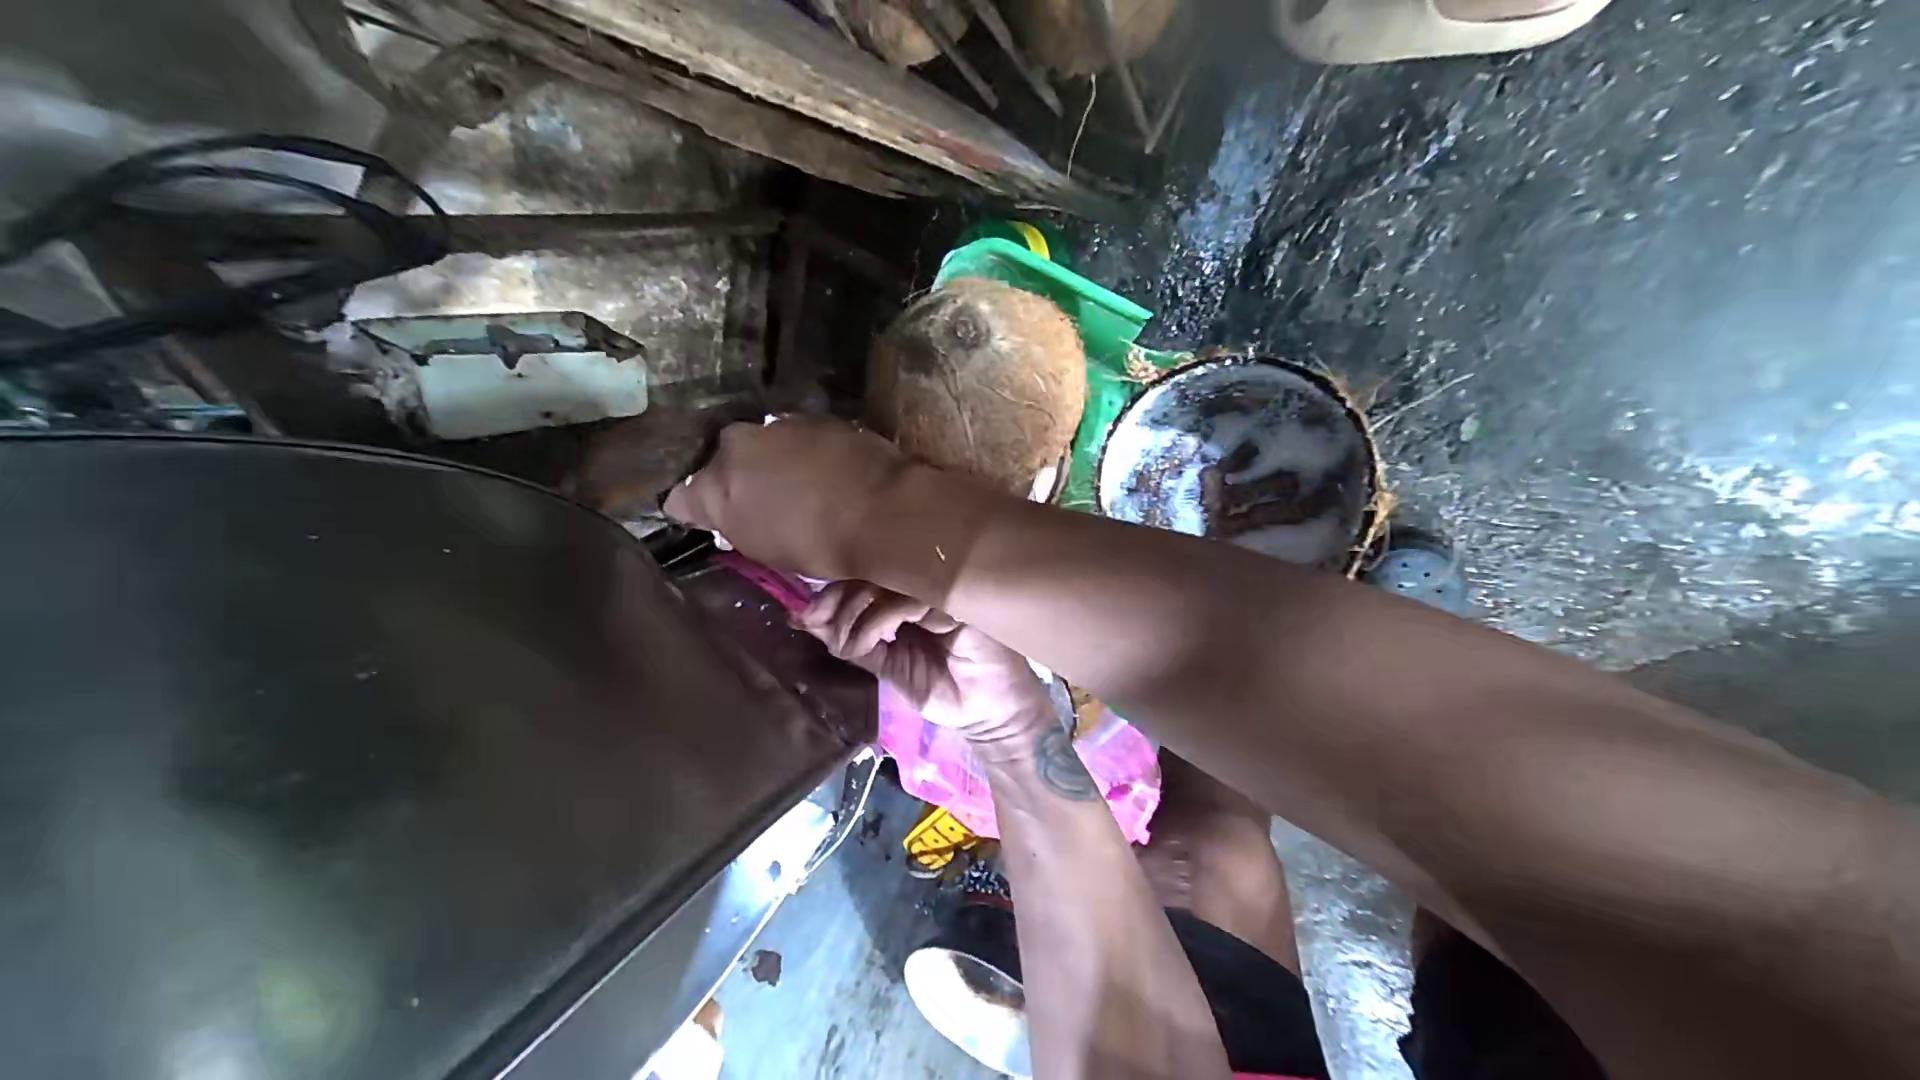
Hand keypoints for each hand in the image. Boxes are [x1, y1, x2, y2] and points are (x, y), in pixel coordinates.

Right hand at [662, 417, 911, 579]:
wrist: (885, 510)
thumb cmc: (822, 546)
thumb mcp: (765, 551)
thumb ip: (735, 525)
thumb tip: (727, 513)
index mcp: (713, 486)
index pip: (681, 499)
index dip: (696, 513)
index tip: (712, 523)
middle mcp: (736, 444)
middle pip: (723, 464)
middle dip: (737, 480)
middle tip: (764, 505)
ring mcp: (778, 424)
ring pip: (762, 446)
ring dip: (773, 462)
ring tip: (801, 488)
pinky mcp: (816, 417)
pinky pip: (799, 438)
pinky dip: (805, 453)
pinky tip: (827, 472)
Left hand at [799, 580, 1055, 758]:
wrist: (988, 715)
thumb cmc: (946, 690)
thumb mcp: (887, 666)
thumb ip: (853, 643)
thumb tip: (807, 621)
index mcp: (908, 601)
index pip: (865, 580)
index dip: (833, 592)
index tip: (807, 614)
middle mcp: (923, 589)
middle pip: (871, 573)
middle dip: (838, 599)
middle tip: (823, 627)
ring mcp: (941, 592)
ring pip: (885, 581)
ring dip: (855, 612)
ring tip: (852, 643)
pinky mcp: (955, 603)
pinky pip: (907, 598)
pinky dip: (880, 617)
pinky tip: (871, 640)